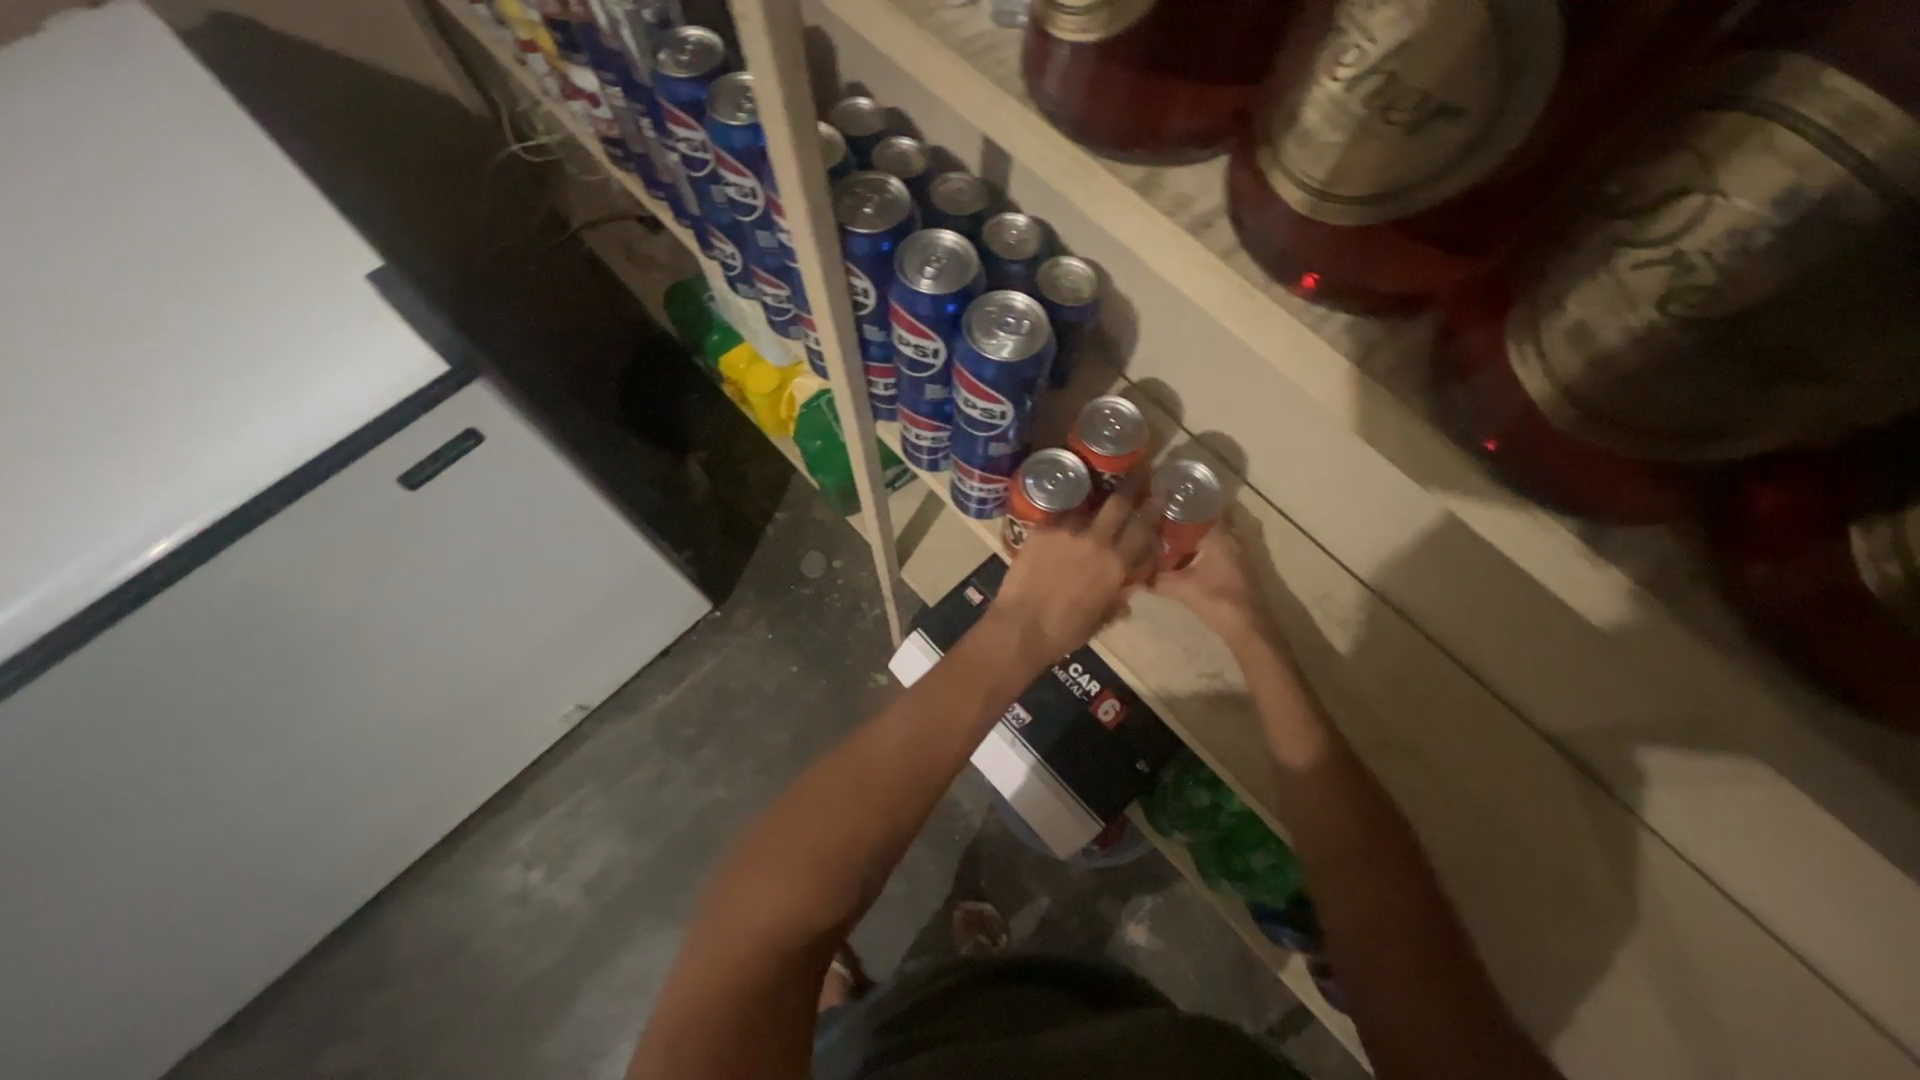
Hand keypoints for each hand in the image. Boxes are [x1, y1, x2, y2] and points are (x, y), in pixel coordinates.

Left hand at [982, 483, 1159, 668]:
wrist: (1021, 627)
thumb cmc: (1065, 631)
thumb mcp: (1101, 619)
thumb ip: (1118, 601)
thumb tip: (1127, 592)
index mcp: (1116, 565)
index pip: (1143, 529)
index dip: (1153, 510)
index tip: (1158, 496)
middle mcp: (1096, 541)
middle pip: (1119, 503)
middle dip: (1132, 485)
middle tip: (1140, 472)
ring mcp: (1067, 532)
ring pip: (1087, 507)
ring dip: (1094, 503)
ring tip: (1095, 496)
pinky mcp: (1041, 530)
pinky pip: (1059, 515)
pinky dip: (1066, 516)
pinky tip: (1064, 517)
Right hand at [1150, 512, 1275, 645]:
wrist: (1247, 626)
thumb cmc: (1215, 599)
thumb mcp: (1179, 588)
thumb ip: (1154, 578)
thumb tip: (1132, 574)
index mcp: (1218, 534)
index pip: (1195, 509)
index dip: (1175, 508)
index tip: (1156, 509)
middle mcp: (1231, 536)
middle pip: (1203, 522)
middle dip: (1182, 524)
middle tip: (1158, 525)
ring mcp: (1239, 551)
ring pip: (1211, 536)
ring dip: (1193, 539)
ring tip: (1167, 542)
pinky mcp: (1240, 565)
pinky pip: (1217, 549)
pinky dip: (1202, 551)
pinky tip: (1185, 560)